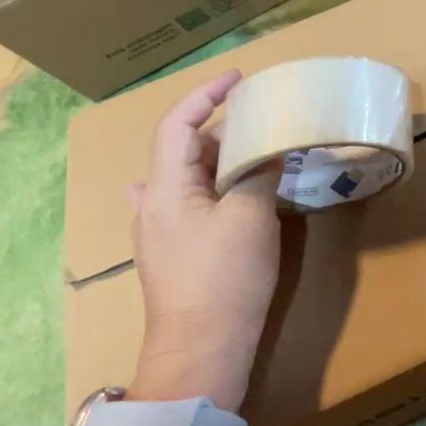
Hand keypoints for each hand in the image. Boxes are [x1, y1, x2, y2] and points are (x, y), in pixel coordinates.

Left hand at [126, 70, 281, 410]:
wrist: (203, 346)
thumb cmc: (225, 274)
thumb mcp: (252, 214)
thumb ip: (259, 171)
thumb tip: (270, 150)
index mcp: (165, 188)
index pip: (176, 124)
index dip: (204, 94)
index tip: (239, 79)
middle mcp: (154, 204)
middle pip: (183, 148)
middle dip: (222, 126)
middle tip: (264, 117)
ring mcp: (162, 230)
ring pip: (189, 175)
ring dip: (220, 155)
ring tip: (258, 147)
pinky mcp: (177, 250)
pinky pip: (192, 200)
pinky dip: (213, 182)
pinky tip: (221, 185)